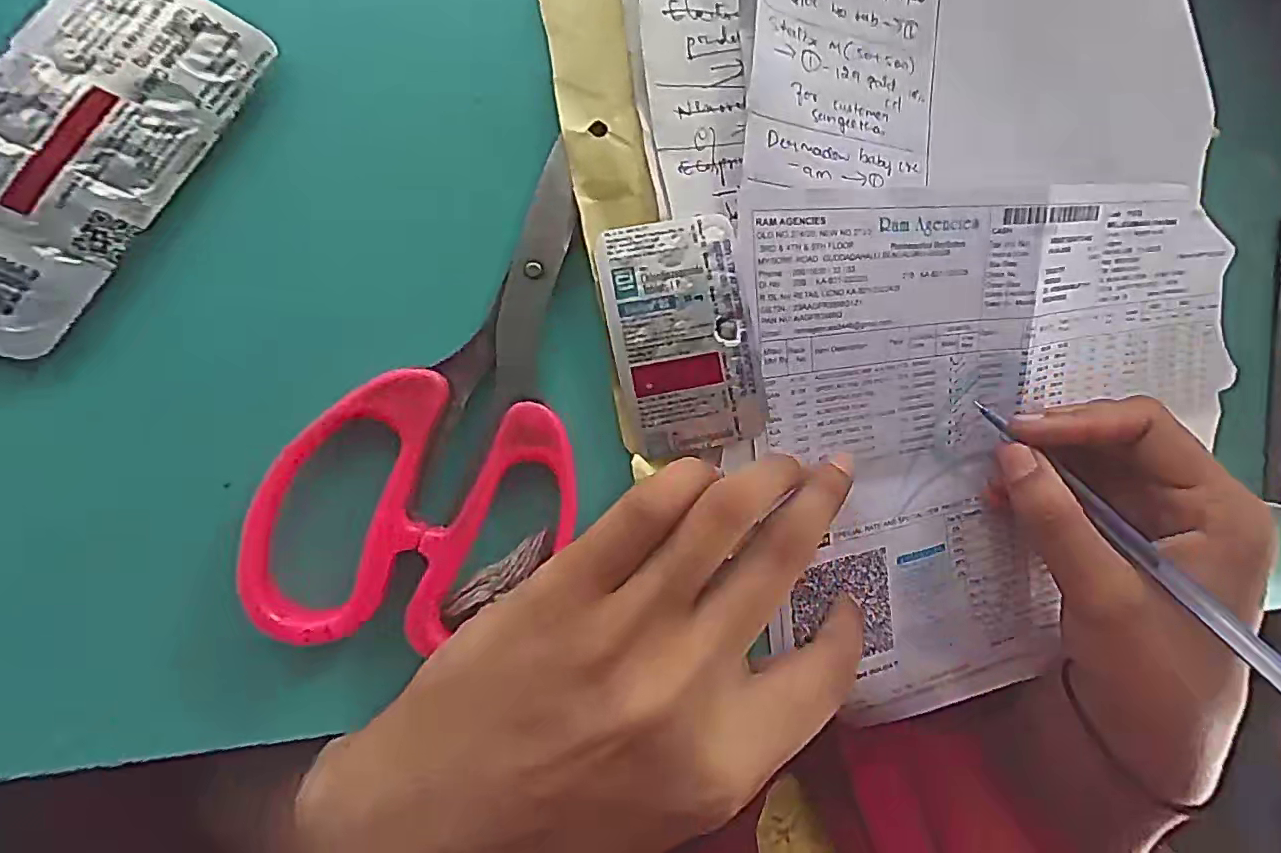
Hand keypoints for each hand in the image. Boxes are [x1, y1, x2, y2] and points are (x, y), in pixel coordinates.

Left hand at [291, 454, 860, 852]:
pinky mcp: (565, 586)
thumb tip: (811, 627)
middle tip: (836, 473)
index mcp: (722, 757)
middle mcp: (685, 684)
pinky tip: (704, 473)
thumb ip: (757, 722)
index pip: (828, 672)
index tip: (844, 594)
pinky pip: (643, 510)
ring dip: (767, 475)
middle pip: (781, 562)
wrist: (431, 820)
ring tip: (783, 462)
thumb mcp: (683, 799)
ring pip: (721, 517)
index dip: (849, 624)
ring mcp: (623, 626)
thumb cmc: (571, 814)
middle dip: (821, 502)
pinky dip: (687, 478)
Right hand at [988, 398, 1275, 811]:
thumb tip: (1008, 451)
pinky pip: (1080, 497)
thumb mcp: (1104, 598)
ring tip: (996, 472)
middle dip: (1057, 441)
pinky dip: (1043, 493)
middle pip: (1119, 442)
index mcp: (1221, 510)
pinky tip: (1007, 498)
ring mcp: (1158, 523)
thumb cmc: (1153, 684)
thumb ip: (1055, 518)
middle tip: (1000, 443)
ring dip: (1044, 465)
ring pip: (1094, 467)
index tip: (1022, 428)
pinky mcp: (1124, 542)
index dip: (1082, 420)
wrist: (1147, 756)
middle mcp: (1194, 505)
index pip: (1148, 430)